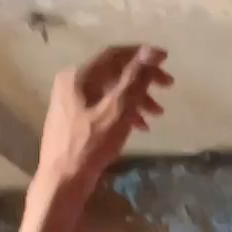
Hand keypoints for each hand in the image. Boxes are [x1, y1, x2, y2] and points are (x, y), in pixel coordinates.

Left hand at [33, 45, 171, 204]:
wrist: (63, 179)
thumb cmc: (91, 144)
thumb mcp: (118, 109)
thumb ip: (135, 78)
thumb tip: (151, 52)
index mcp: (80, 75)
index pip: (115, 54)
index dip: (143, 55)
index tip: (167, 61)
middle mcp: (72, 82)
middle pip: (114, 72)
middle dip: (143, 80)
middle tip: (168, 87)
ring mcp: (71, 100)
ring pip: (111, 90)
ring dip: (136, 98)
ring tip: (157, 114)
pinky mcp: (74, 117)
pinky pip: (104, 105)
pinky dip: (124, 111)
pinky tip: (138, 126)